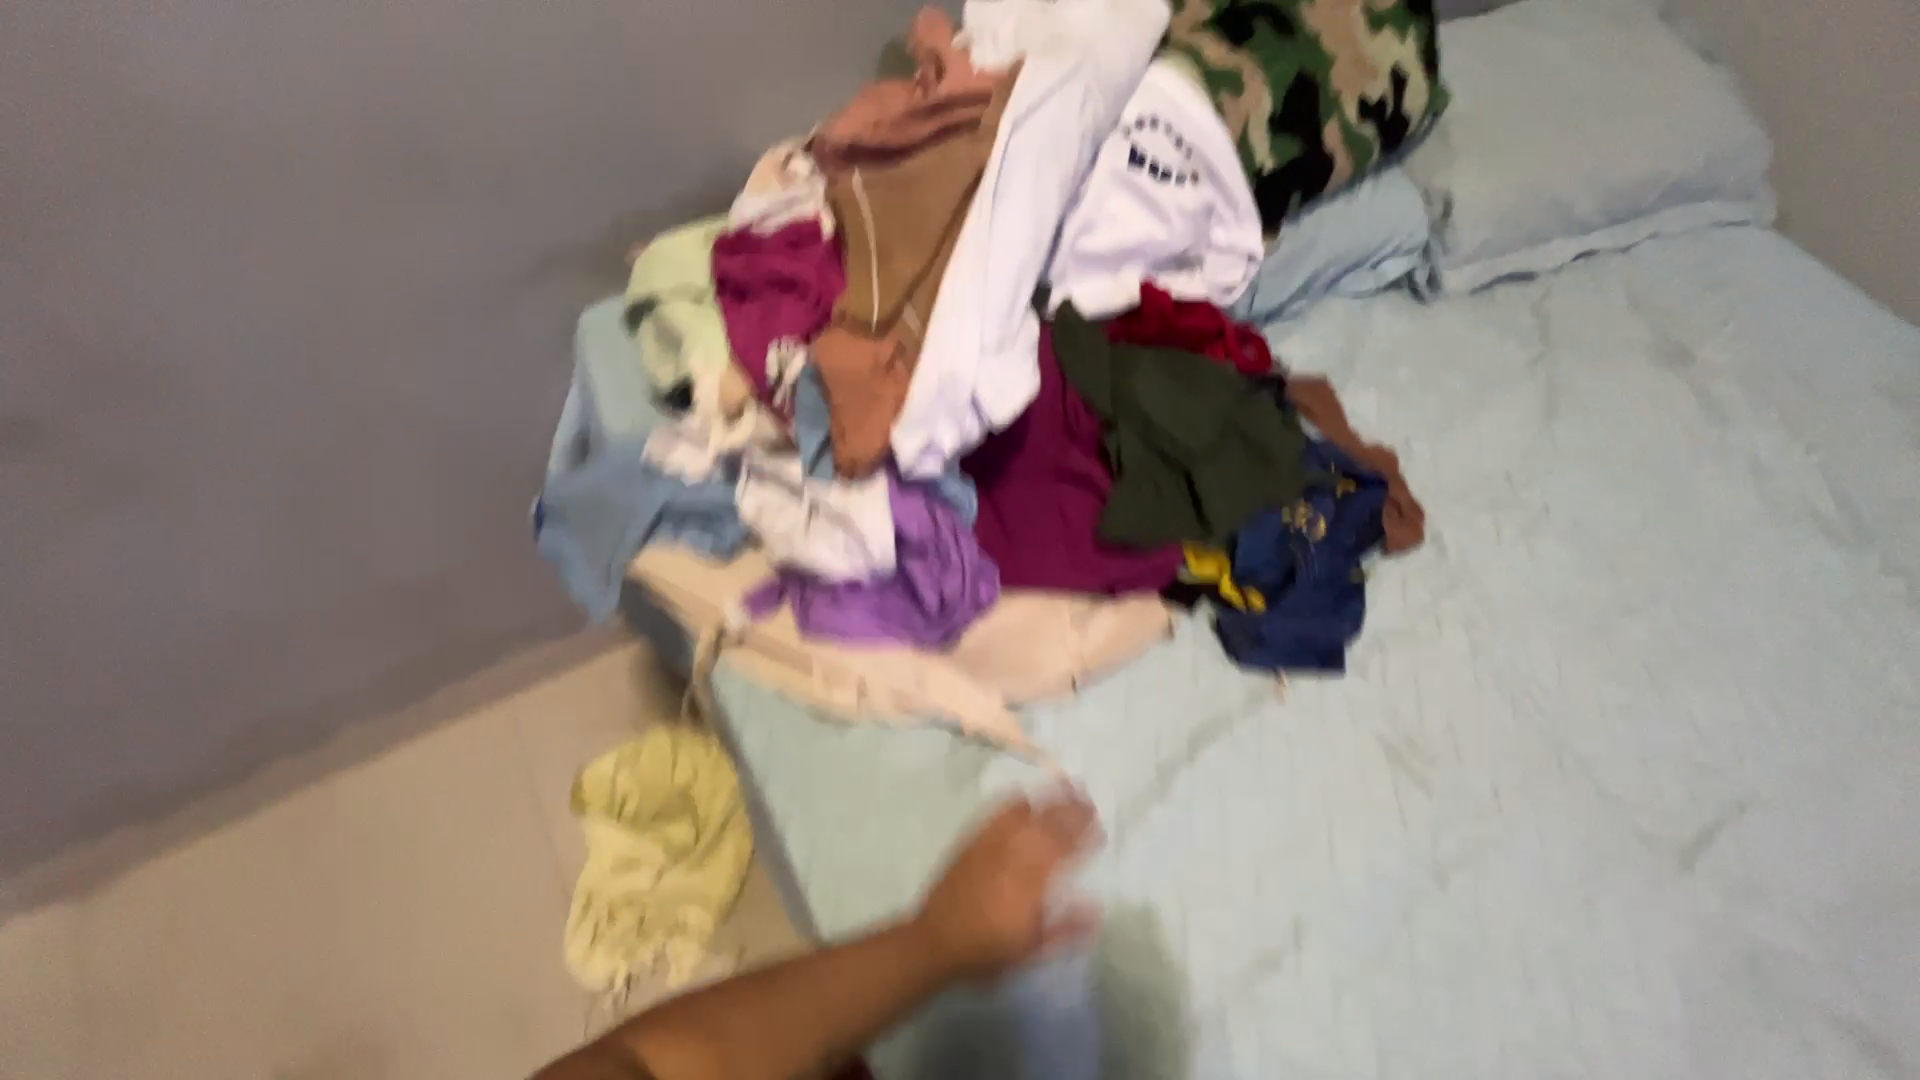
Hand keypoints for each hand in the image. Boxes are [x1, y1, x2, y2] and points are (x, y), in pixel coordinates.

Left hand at [912, 788, 1103, 983]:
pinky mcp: (972, 840)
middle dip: (1072, 810)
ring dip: (1048, 798)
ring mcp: (990, 844)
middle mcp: (1013, 854)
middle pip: (1048, 824)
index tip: (1100, 828)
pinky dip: (1013, 801)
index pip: (1065, 848)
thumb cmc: (987, 950)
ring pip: (1026, 812)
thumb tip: (1097, 907)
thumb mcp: (1032, 949)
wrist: (934, 941)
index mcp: (1032, 881)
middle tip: (1090, 801)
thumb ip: (1066, 928)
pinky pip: (996, 813)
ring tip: (1066, 785)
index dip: (1084, 835)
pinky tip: (1023, 795)